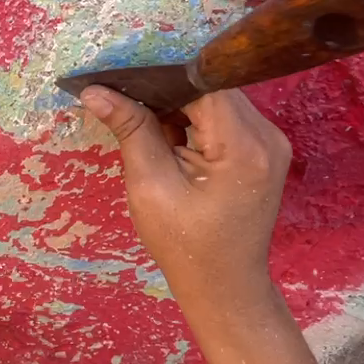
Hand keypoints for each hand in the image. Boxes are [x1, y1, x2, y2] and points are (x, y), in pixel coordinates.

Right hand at [79, 86, 292, 318]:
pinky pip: (223, 115)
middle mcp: (267, 136)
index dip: (160, 76)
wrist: (224, 286)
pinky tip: (168, 135)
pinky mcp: (262, 149)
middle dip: (166, 90)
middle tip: (122, 97)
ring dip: (179, 104)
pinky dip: (193, 118)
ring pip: (215, 98)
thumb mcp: (149, 184)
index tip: (121, 77)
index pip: (201, 85)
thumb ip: (130, 128)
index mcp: (243, 147)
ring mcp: (270, 142)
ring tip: (142, 119)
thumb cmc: (184, 243)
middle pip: (210, 88)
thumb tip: (94, 90)